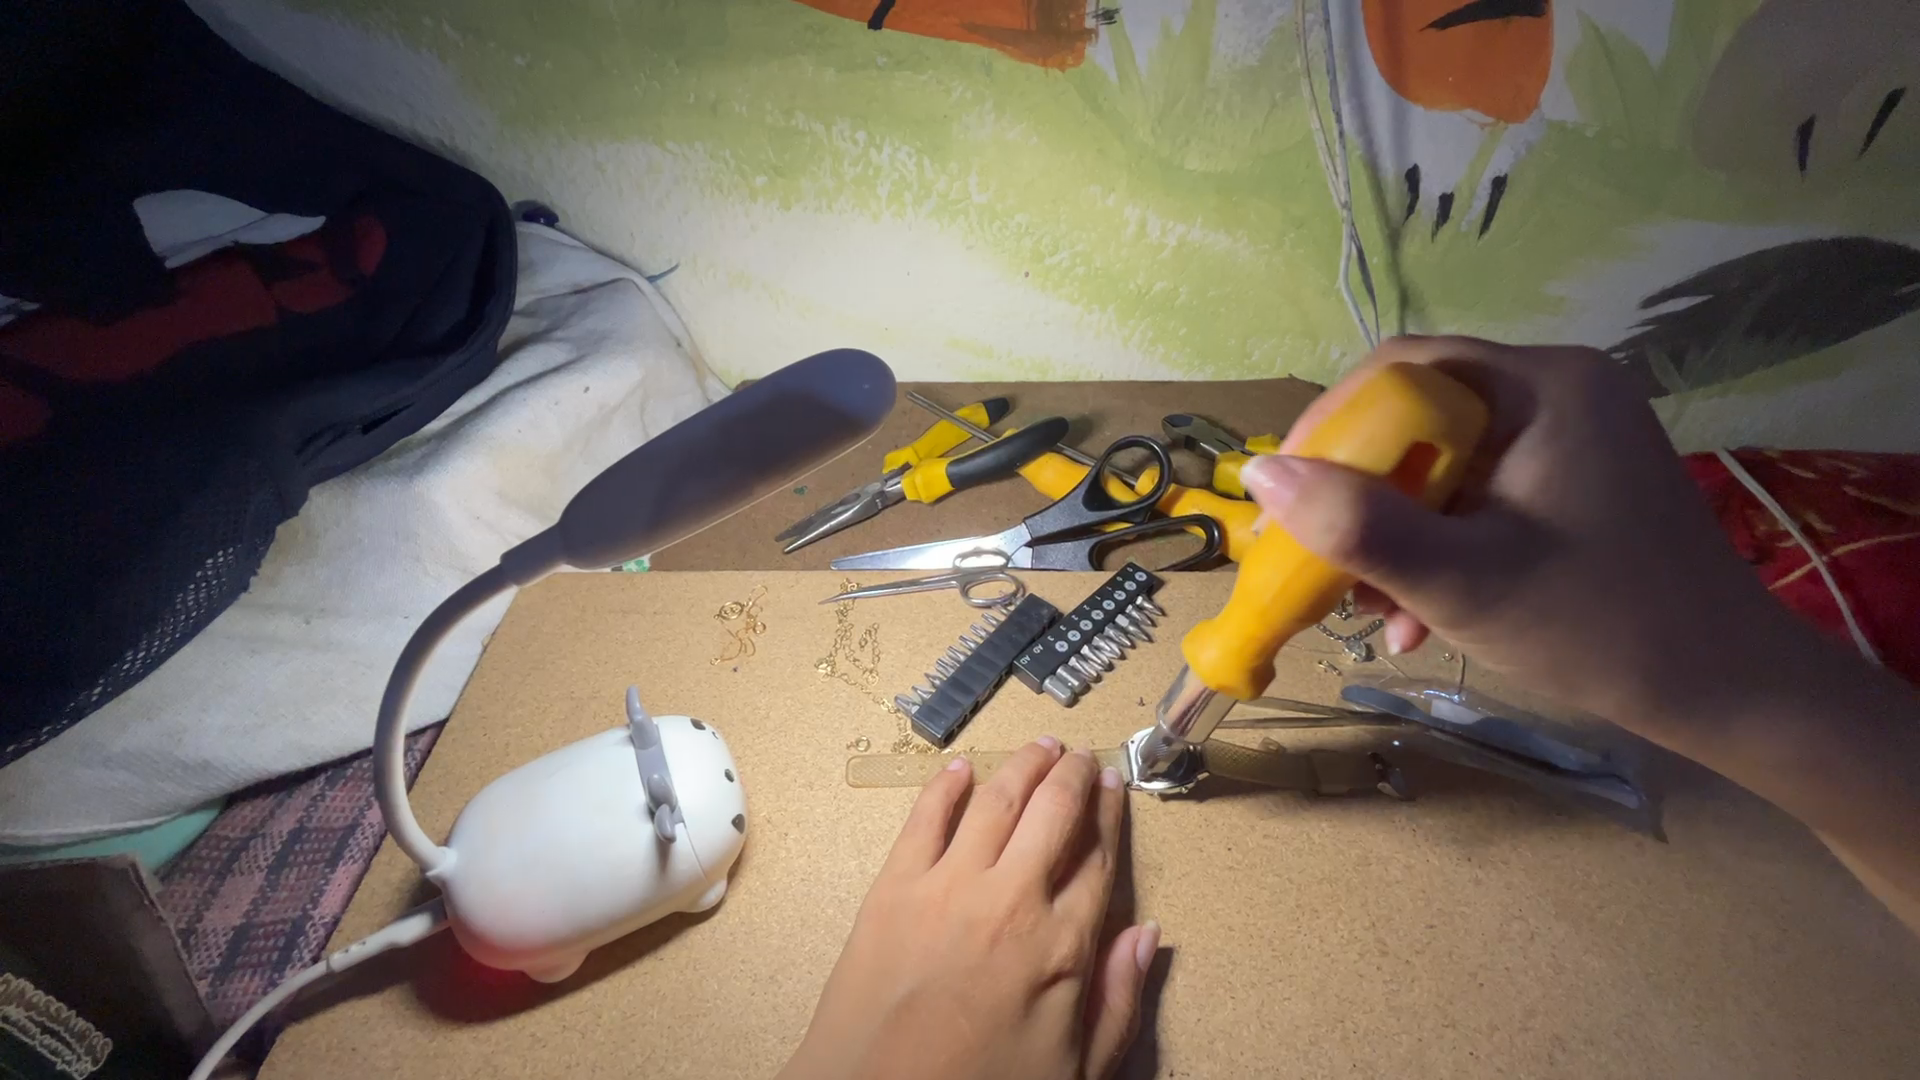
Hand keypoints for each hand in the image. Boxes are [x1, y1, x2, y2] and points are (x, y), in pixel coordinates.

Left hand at [779, 738, 1157, 1079]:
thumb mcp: (1076, 1073)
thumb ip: (1118, 1003)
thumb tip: (1146, 933)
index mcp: (1061, 946)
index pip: (1098, 858)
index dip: (1108, 814)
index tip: (1112, 784)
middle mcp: (1012, 900)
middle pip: (1054, 813)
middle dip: (1072, 775)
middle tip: (1079, 755)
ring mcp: (950, 886)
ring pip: (998, 800)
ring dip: (1023, 765)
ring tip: (1040, 746)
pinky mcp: (895, 884)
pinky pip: (926, 817)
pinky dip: (945, 785)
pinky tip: (961, 766)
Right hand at [1242, 335, 1811, 739]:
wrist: (1727, 695)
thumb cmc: (1595, 627)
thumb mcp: (1456, 579)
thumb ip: (1356, 524)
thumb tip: (1260, 474)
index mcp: (1539, 387)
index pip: (1398, 371)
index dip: (1328, 425)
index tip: (1288, 494)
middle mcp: (1551, 392)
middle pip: (1410, 418)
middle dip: (1355, 494)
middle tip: (1319, 553)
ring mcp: (1558, 436)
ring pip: (1429, 462)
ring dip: (1384, 529)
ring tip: (1369, 601)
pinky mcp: (1557, 478)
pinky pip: (1462, 493)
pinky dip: (1426, 542)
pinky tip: (1414, 608)